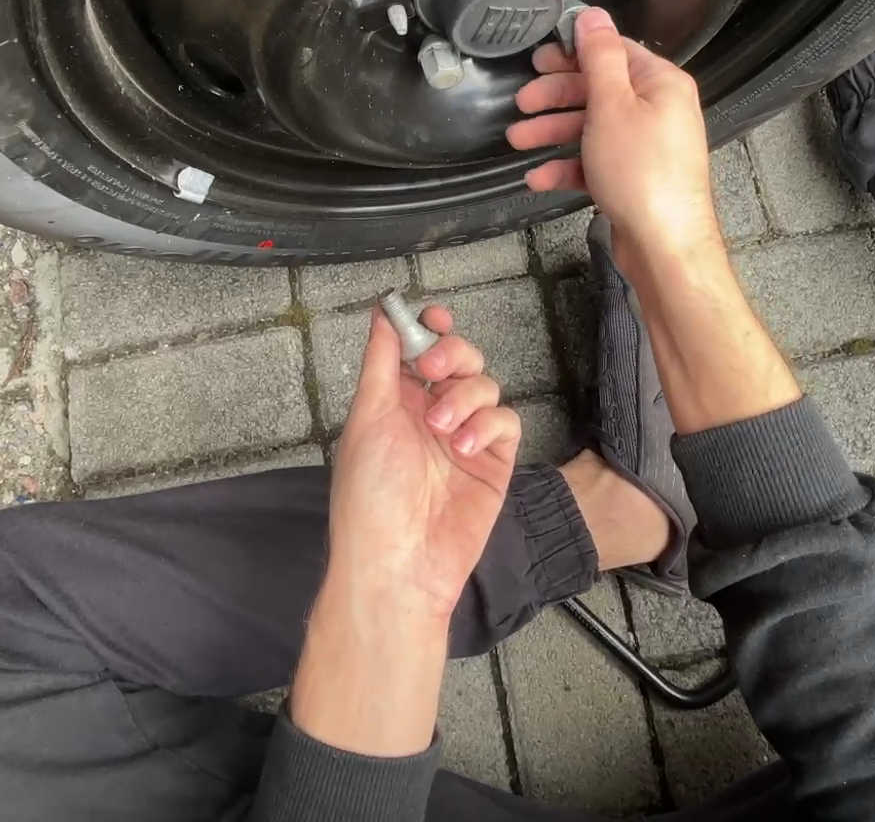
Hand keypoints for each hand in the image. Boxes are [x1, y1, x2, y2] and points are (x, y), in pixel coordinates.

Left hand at [326, 304, 522, 617]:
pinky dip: (487, 426)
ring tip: (443, 430)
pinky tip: (464, 449)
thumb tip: (382, 312)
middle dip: (452, 354)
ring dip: (465, 397)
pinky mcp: (494, 460)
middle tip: (434, 366)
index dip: (429, 328)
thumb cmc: (370, 495)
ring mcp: (465, 437)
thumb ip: (381, 362)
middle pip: (459, 360)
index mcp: (397, 402)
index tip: (433, 316)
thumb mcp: (368, 418)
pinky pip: (506, 422)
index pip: (419, 350)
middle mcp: (432, 414)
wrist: (399, 563)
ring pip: (485, 386)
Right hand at [505, 7, 723, 277]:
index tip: (539, 59)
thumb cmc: (643, 173)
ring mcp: (645, 148)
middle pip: (598, 91)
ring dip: (553, 132)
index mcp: (660, 84)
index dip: (573, 53)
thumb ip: (600, 57)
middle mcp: (657, 111)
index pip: (613, 52)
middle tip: (522, 102)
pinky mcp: (632, 179)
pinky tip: (538, 177)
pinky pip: (594, 164)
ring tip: (517, 140)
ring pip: (591, 129)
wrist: (664, 245)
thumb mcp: (613, 105)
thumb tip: (593, 15)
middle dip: (555, 97)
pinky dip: (567, 167)